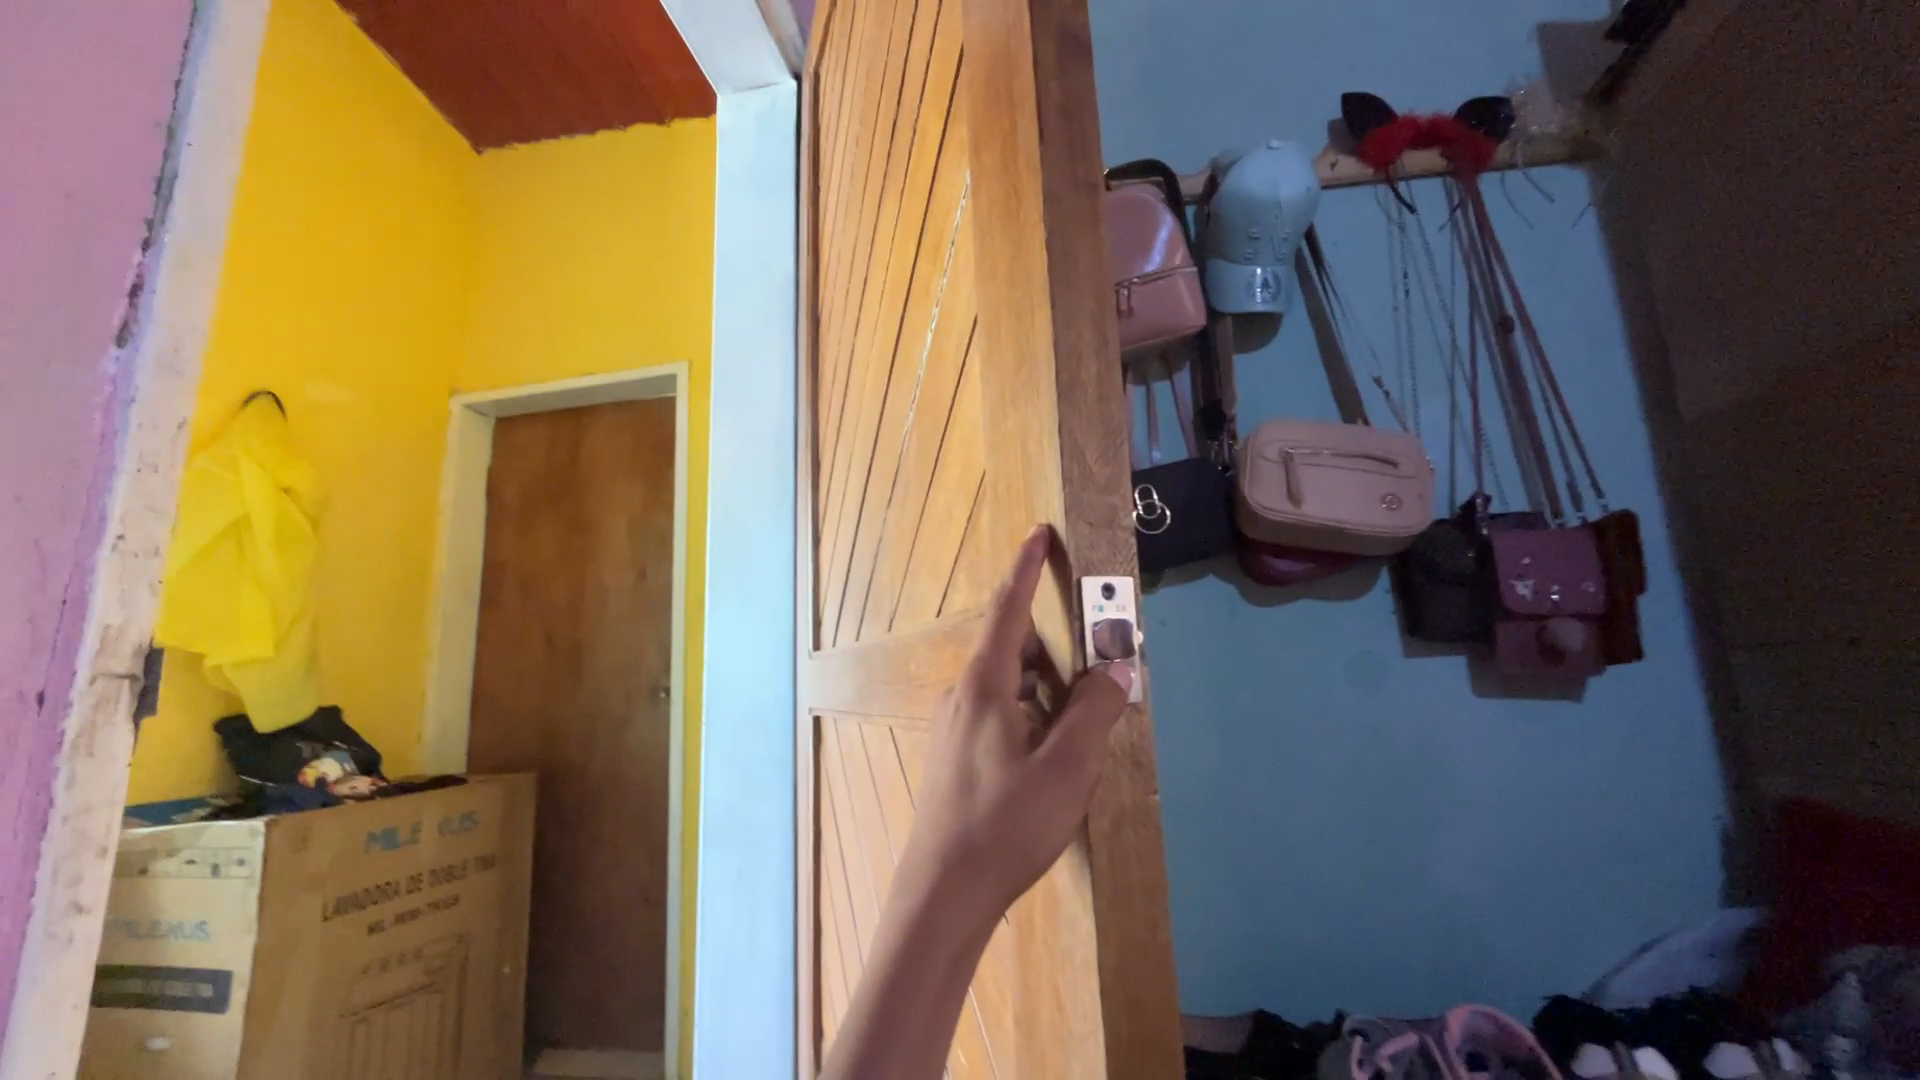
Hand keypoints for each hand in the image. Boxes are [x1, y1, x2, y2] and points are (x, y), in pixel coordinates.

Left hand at [894, 524, 1134, 928]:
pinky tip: (1051, 760)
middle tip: (1096, 673)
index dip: (1025, 569)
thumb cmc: (1006, 823)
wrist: (943, 891)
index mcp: (985, 685)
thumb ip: (1094, 711)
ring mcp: (954, 727)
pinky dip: (1031, 716)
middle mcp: (962, 696)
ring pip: (1008, 687)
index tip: (1038, 532)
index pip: (1008, 610)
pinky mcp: (955, 757)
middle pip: (1014, 651)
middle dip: (1056, 652)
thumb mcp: (1066, 767)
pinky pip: (999, 715)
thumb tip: (1115, 668)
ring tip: (1081, 729)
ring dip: (1047, 691)